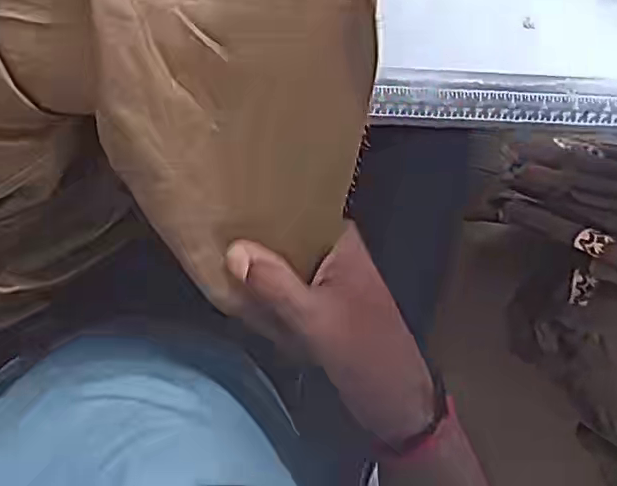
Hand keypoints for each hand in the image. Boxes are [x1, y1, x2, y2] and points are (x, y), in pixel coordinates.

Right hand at [227, 223, 436, 443]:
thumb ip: (275, 284)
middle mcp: (332, 250)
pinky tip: (243, 297)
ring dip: (257, 272)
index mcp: (339, 239)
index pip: (293, 207)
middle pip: (282, 235)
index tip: (225, 205)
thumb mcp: (316, 320)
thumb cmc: (367, 356)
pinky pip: (284, 288)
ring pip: (281, 263)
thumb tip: (233, 250)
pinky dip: (267, 294)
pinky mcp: (320, 304)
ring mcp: (326, 278)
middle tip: (215, 240)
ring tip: (222, 265)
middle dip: (253, 243)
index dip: (261, 206)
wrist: (400, 411)